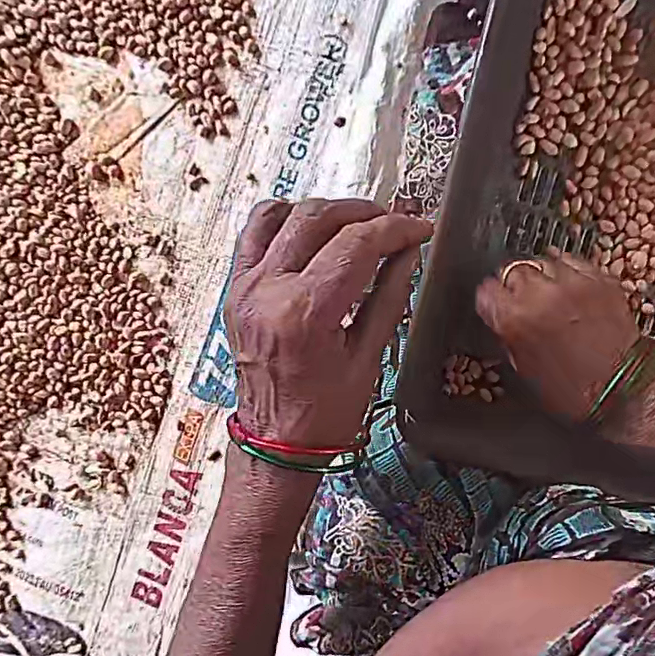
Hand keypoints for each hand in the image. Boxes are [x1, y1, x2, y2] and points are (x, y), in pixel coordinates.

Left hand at [225, 198, 431, 447]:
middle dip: (364, 213)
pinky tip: (311, 231)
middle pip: (318, 219)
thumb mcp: (368, 358)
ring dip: (325, 211)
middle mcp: (267, 291)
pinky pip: (254, 234)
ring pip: (283, 215)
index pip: (356, 245)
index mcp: (304, 314)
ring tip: (356, 223)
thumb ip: (389, 296)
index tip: (419, 228)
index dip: (395, 229)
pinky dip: (285, 221)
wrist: (276, 444)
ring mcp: (244, 288)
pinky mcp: (235, 291)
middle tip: (394, 223)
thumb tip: (407, 253)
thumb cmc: (324, 415)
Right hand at [476, 249, 642, 421]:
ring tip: (547, 294)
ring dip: (541, 276)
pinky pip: (573, 262)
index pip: (486, 291)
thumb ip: (509, 336)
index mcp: (515, 320)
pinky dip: (567, 272)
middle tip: (521, 301)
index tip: (494, 303)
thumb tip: (503, 320)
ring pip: (543, 262)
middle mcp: (540, 295)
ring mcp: (571, 284)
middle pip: (513, 271)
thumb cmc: (574, 391)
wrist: (622, 390)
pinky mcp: (598, 280)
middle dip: (514, 286)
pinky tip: (569, 286)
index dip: (490, 299)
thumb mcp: (525, 368)